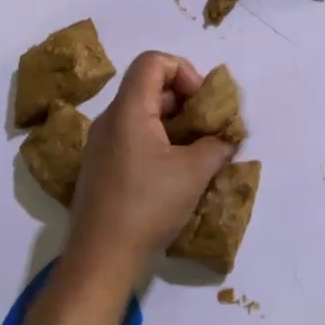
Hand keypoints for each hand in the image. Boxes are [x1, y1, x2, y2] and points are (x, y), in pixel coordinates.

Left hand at [66, 51, 234, 281]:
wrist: (100, 262)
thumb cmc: (148, 207)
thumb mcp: (195, 172)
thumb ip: (216, 144)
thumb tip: (225, 138)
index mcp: (129, 111)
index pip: (153, 61)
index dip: (184, 70)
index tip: (201, 102)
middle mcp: (110, 121)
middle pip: (149, 85)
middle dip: (185, 98)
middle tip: (207, 125)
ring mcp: (101, 146)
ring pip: (142, 112)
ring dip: (174, 121)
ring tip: (197, 149)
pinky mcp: (101, 169)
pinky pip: (133, 136)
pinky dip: (159, 140)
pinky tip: (176, 170)